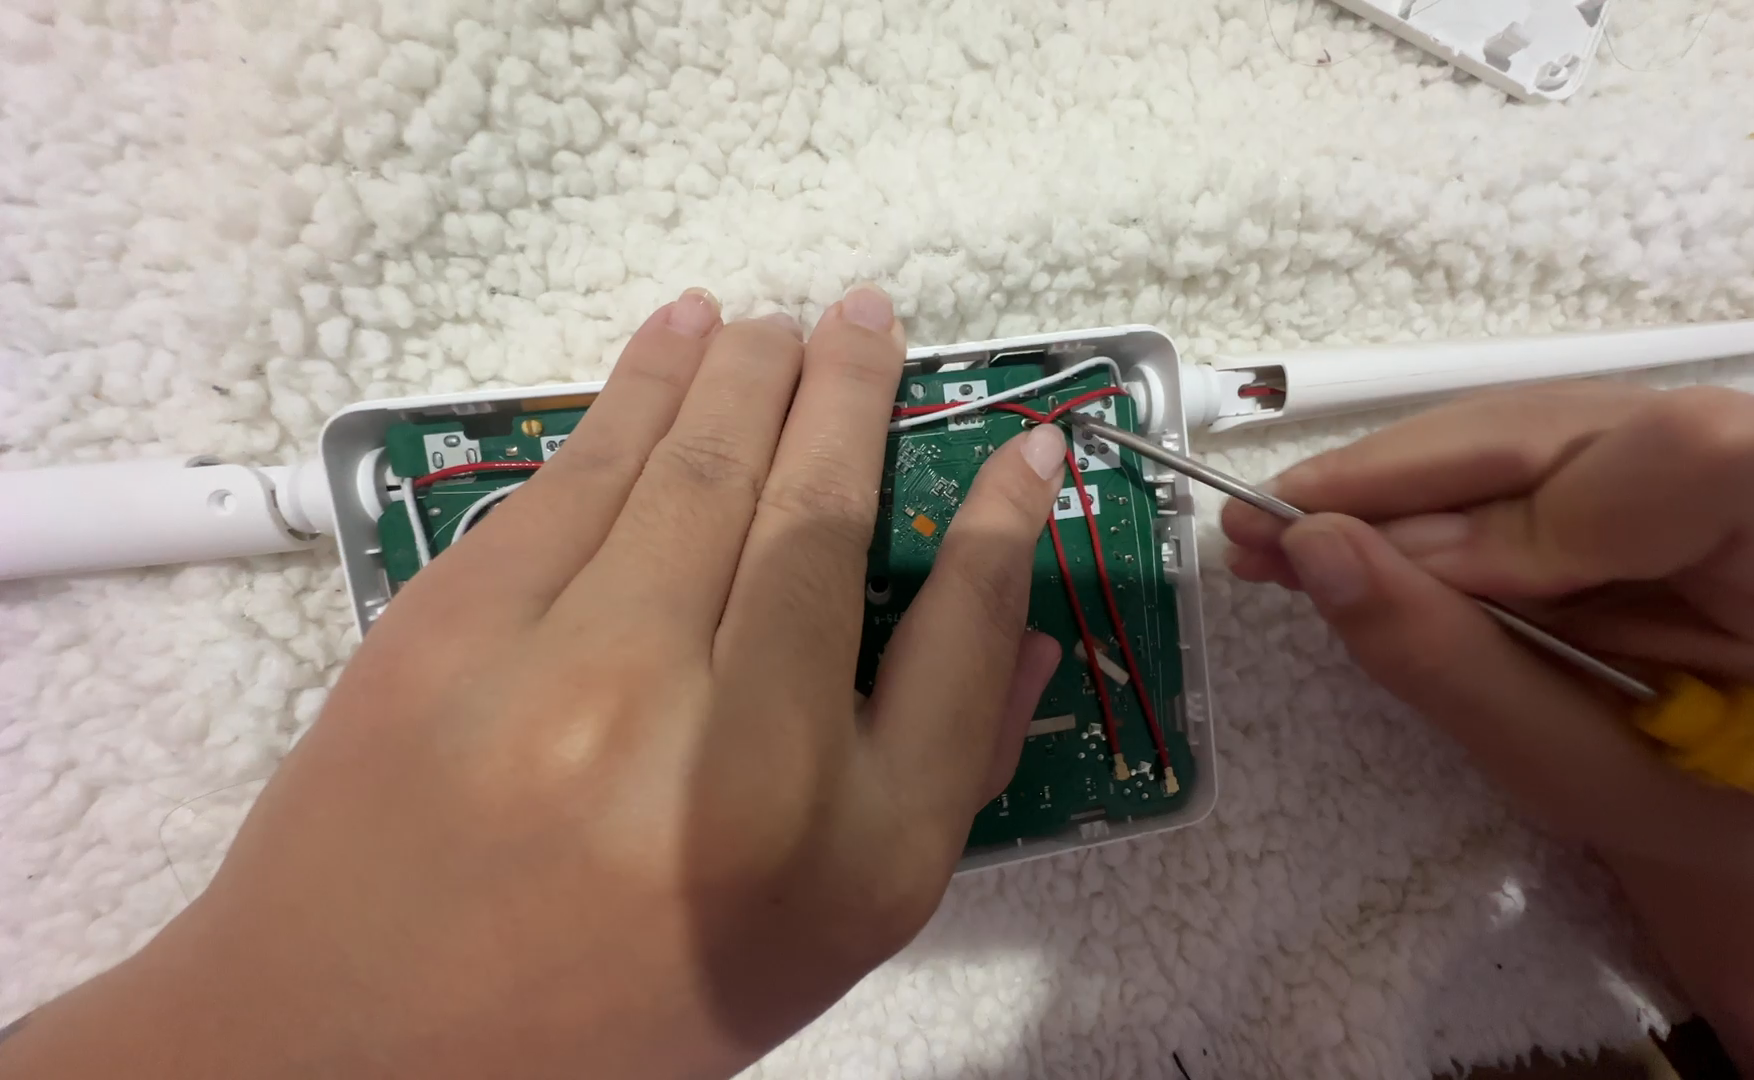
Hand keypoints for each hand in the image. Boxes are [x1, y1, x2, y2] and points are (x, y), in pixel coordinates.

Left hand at [2, 286, 1067, 1078]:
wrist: (375, 1050)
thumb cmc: (657, 984)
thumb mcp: (852, 912)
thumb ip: (958, 764)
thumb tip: (1028, 630)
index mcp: (852, 837)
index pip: (961, 628)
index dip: (1006, 520)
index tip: (1029, 446)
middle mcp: (737, 745)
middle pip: (821, 515)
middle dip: (855, 394)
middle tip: (871, 315)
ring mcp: (580, 677)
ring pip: (701, 468)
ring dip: (752, 369)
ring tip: (782, 318)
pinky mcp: (453, 633)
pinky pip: (580, 475)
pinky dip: (642, 383)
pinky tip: (680, 328)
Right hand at [1223, 384, 1753, 872]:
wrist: (1735, 773)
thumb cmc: (1676, 797)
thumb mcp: (1564, 761)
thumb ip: (1443, 655)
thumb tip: (1311, 545)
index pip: (1694, 467)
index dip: (1518, 517)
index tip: (1398, 579)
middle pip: (1559, 422)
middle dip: (1388, 486)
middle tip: (1257, 534)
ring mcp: (1715, 431)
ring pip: (1503, 424)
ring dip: (1370, 488)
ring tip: (1271, 539)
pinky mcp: (1630, 437)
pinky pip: (1489, 446)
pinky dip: (1394, 493)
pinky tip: (1323, 524)